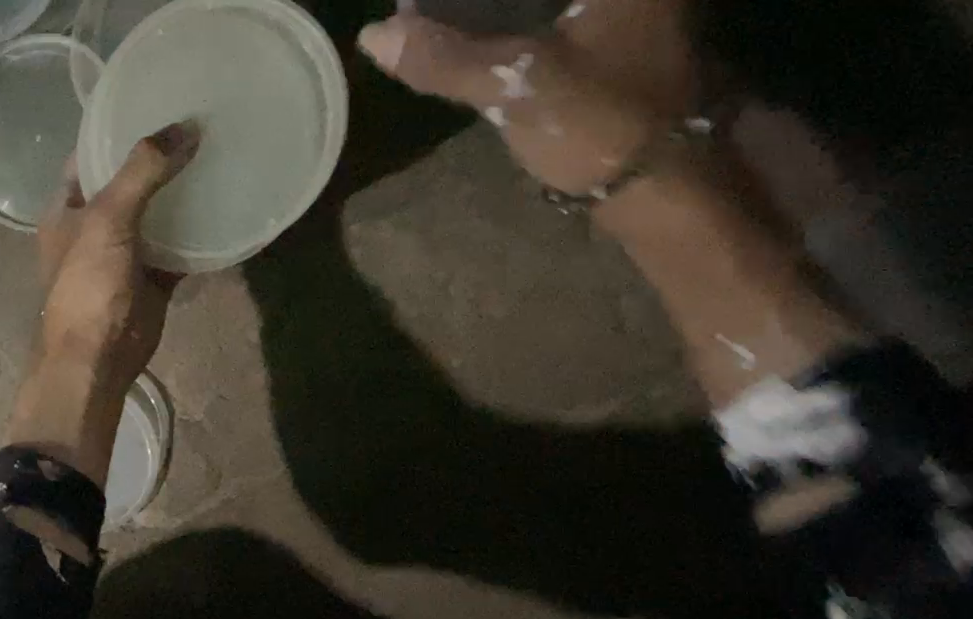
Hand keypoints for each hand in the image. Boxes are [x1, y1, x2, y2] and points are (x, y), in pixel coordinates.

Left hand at [5, 124, 196, 484]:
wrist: (96, 358)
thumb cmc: (88, 285)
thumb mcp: (108, 217)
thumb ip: (143, 170)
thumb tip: (188, 126)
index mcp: (67, 209)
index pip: (90, 154)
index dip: (118, 127)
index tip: (157, 98)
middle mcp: (93, 228)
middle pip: (128, 182)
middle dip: (159, 158)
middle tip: (202, 121)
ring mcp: (124, 255)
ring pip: (157, 215)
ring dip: (182, 193)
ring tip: (220, 152)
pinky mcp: (151, 280)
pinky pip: (178, 249)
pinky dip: (198, 235)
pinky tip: (226, 207)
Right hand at [358, 0, 698, 193]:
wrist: (665, 182)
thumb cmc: (599, 122)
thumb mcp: (514, 86)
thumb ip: (445, 59)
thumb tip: (373, 35)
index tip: (412, 2)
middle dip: (471, 2)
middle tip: (417, 12)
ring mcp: (624, 14)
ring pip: (540, 5)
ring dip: (487, 13)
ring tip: (433, 24)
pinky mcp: (615, 44)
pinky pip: (551, 21)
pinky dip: (510, 28)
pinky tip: (476, 44)